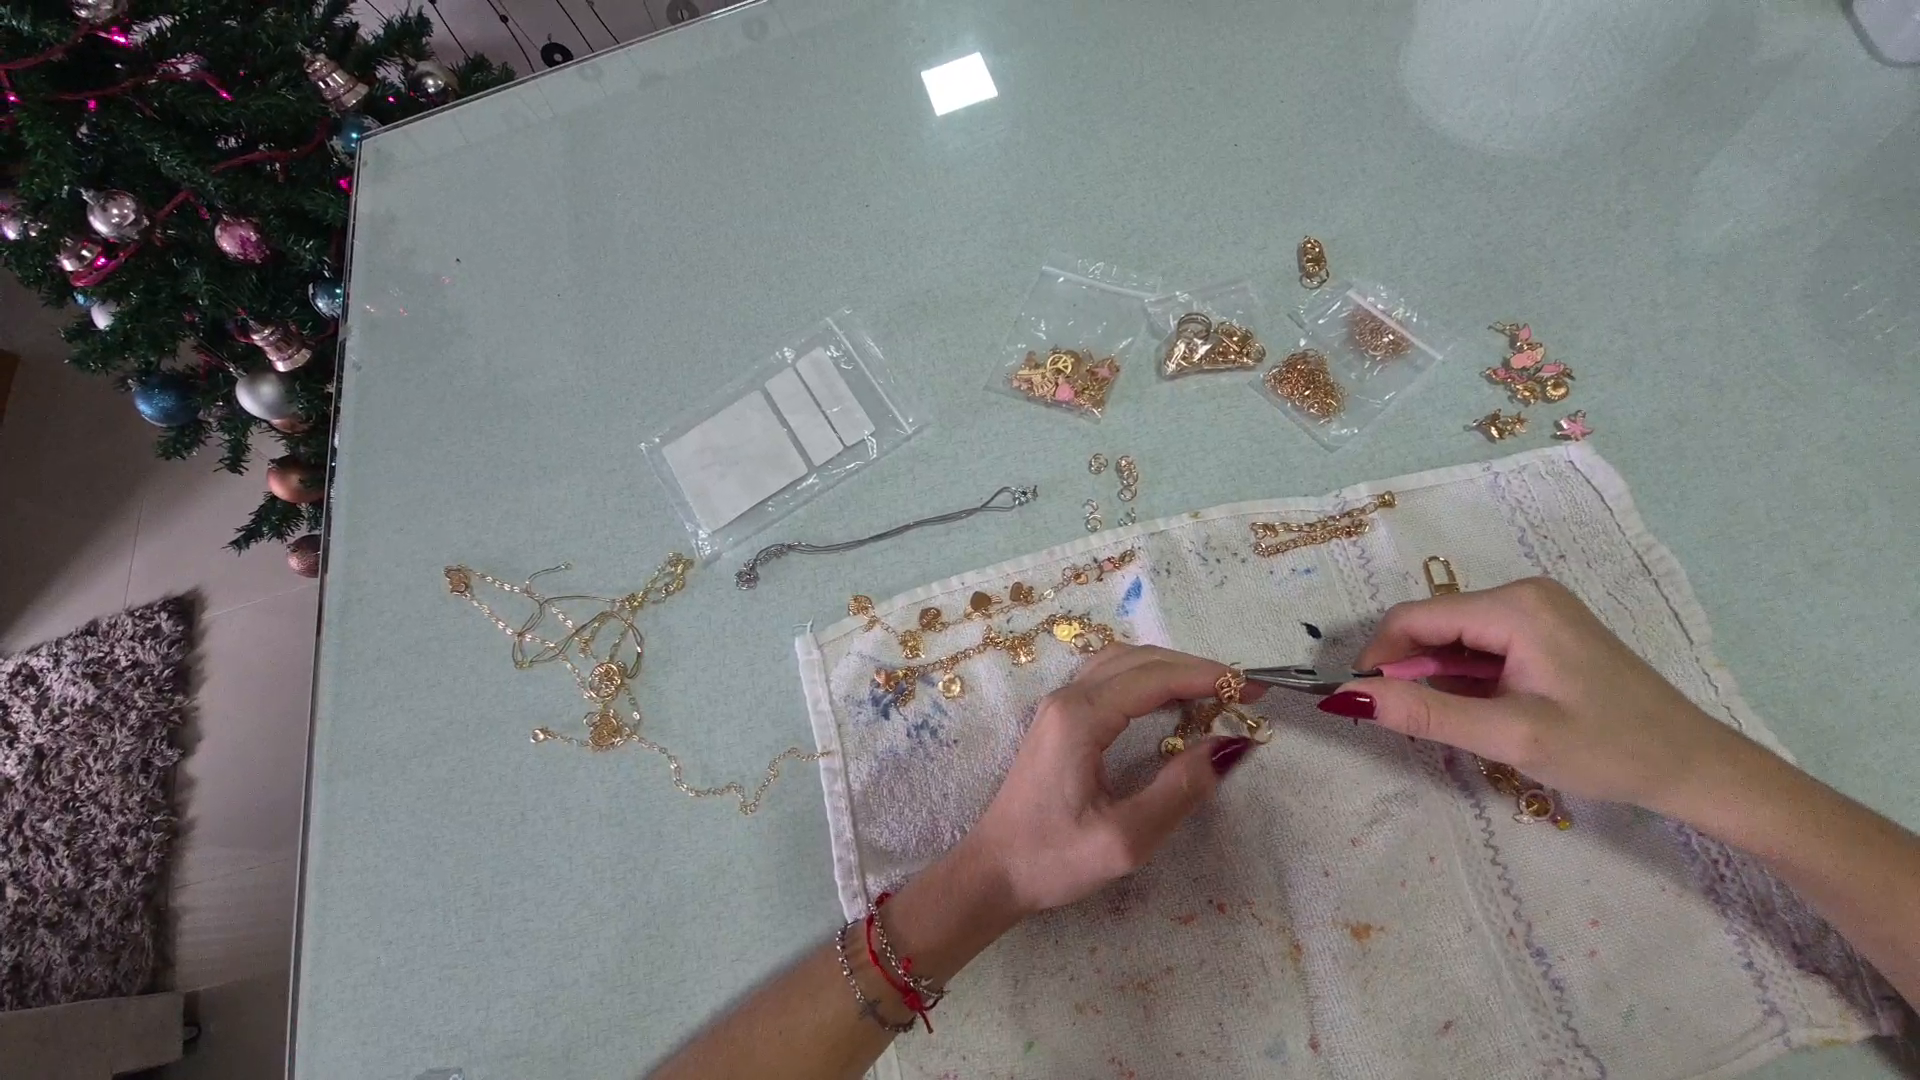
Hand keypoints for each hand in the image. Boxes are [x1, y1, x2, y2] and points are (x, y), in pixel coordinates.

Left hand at [956, 644, 1261, 916]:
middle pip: (1140, 659)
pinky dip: (1146, 677)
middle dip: (1194, 668)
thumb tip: (1227, 746)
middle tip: (1242, 690)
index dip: (1207, 677)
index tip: (1252, 688)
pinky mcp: (1058, 719)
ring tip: (1214, 691)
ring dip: (1169, 668)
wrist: (993, 871)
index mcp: (1081, 718)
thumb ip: (1178, 790)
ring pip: (1121, 661)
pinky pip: (1108, 677)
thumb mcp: (1126, 839)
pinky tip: (1168, 698)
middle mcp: (1067, 699)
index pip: (1155, 677)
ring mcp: (1058, 705)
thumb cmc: (1053, 860)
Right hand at [1328, 577, 1745, 814]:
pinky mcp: (1544, 630)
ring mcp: (1536, 610)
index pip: (1413, 618)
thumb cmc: (1609, 750)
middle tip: (1414, 719)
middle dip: (1409, 668)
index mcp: (1514, 606)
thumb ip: (1424, 712)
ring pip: (1451, 636)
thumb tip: (1344, 696)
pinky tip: (1485, 708)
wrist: (1699, 769)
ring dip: (1436, 675)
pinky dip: (1463, 676)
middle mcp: (1522, 594)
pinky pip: (1477, 644)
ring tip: (1461, 719)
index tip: (1365, 701)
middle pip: (1431, 624)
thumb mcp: (1510, 736)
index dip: (1378, 658)